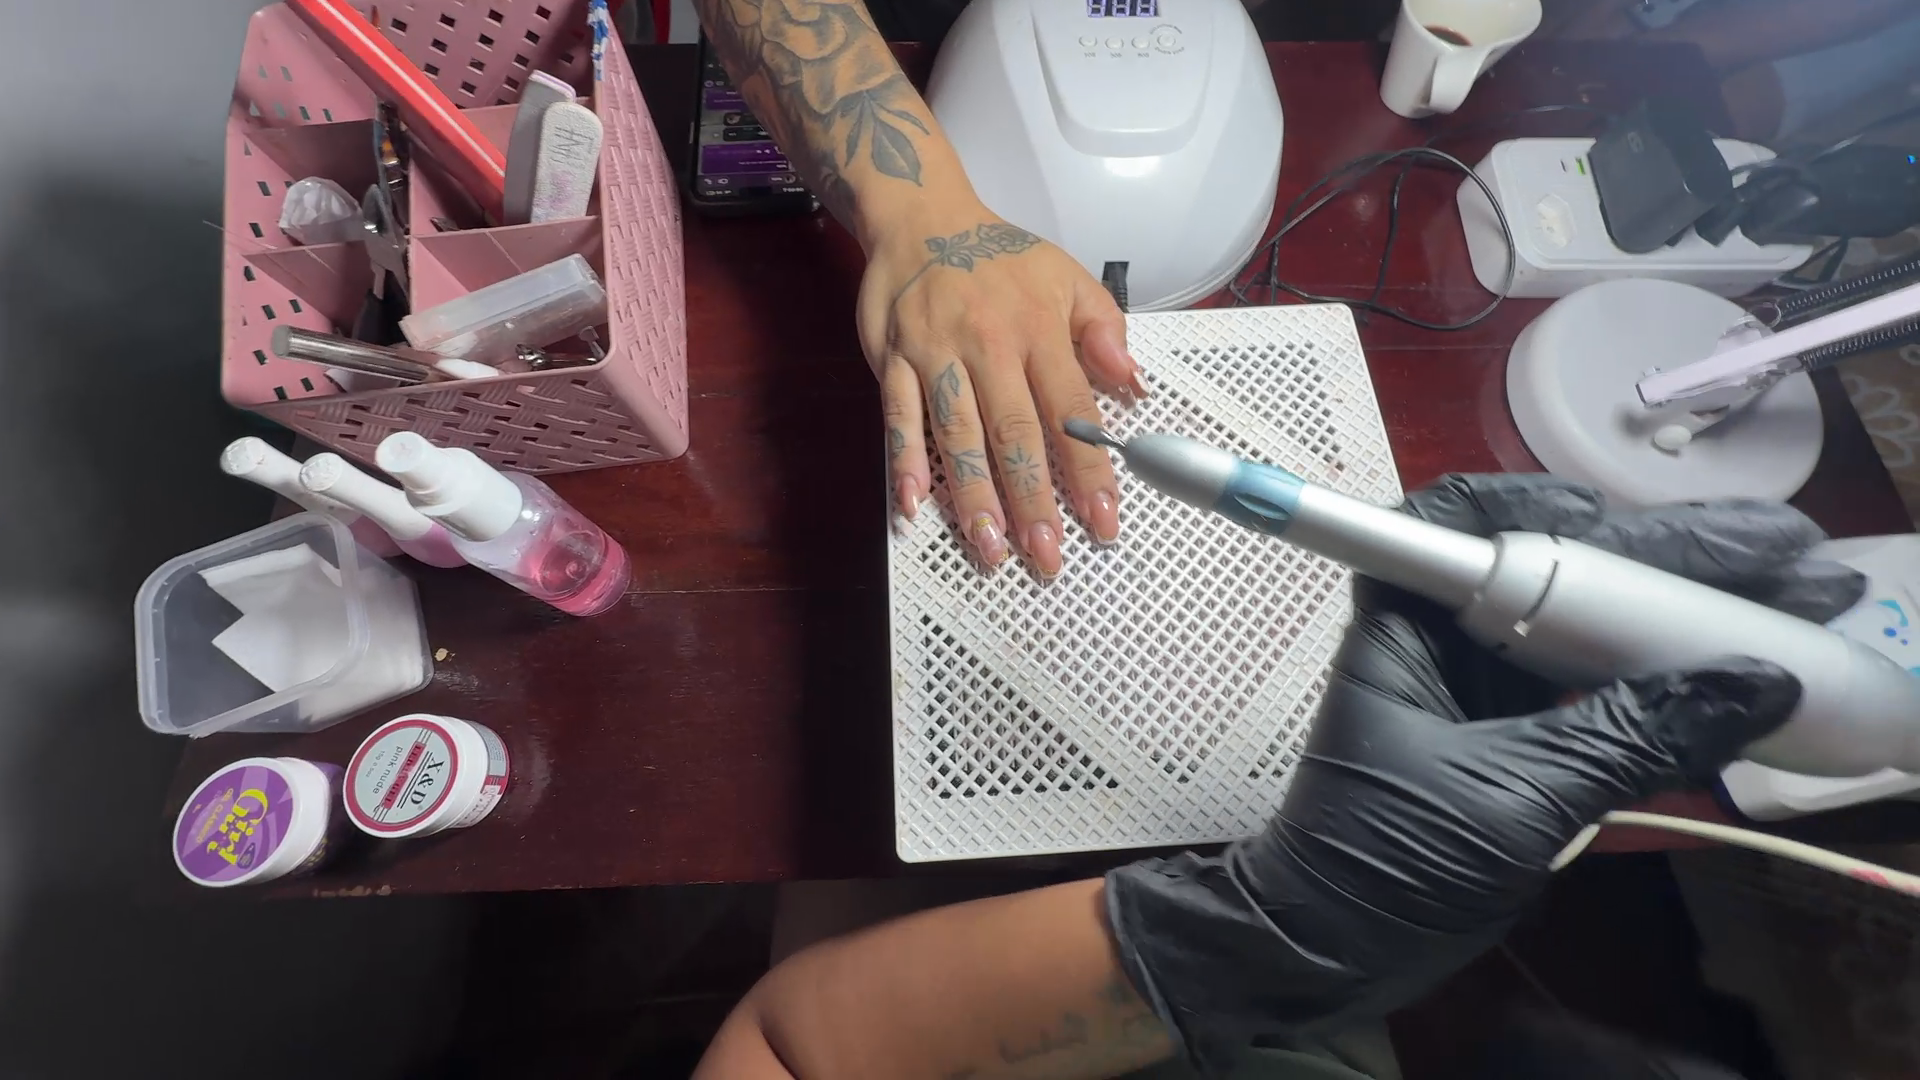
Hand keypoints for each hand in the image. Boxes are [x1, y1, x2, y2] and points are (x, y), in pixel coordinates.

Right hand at [857, 201, 1146, 574]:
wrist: (923, 219)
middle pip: (1014, 435)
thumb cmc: (1002, 258)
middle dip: (1033, 501)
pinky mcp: (893, 362)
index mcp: (1038, 330)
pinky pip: (898, 416)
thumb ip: (1103, 330)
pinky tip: (913, 504)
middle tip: (1045, 557)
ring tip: (991, 549)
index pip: (1070, 412)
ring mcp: (935, 355)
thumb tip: (1135, 386)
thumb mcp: (1066, 277)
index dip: (1089, 471)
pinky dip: (904, 459)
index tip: (1103, 522)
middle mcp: (988, 346)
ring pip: (958, 434)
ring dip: (974, 495)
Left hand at [1105, 475, 1866, 1071]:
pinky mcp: (1513, 733)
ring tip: (1805, 596)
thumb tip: (1754, 678)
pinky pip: (1591, 683)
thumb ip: (1624, 737)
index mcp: (1401, 632)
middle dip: (1653, 556)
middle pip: (1539, 569)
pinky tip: (1748, 668)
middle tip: (1787, 553)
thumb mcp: (1509, 795)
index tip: (1603, 509)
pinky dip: (1664, 675)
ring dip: (1678, 610)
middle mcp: (1438, 643)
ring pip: (1576, 623)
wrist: (1340, 934)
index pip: (1439, 529)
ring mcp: (1478, 688)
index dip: (1514, 501)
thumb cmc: (1388, 856)